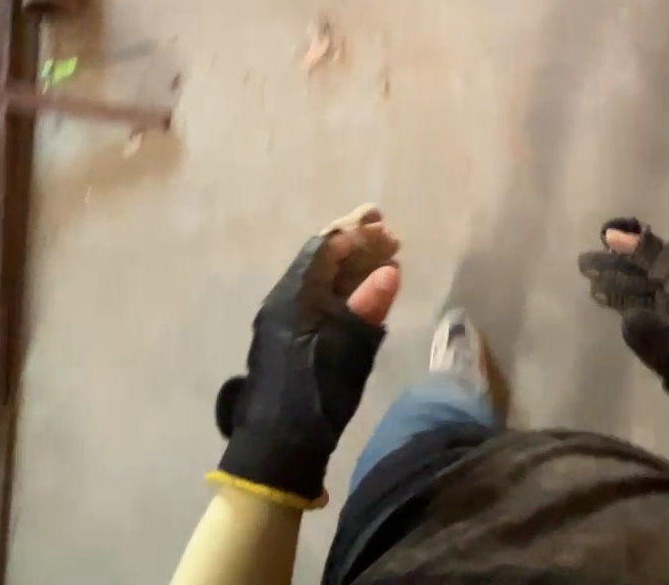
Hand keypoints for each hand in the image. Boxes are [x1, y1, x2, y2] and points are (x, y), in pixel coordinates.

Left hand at [212, 206, 401, 508]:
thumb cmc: (316, 389)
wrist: (279, 444)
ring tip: (387, 259)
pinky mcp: (289, 335)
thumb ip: (369, 304)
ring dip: (353, 264)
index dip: (356, 232)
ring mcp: (285, 316)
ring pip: (322, 277)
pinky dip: (345, 287)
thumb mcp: (350, 346)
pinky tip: (368, 290)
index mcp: (296, 292)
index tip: (385, 225)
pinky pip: (320, 296)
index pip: (326, 246)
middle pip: (322, 257)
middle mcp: (286, 297)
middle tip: (386, 230)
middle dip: (355, 242)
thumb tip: (390, 270)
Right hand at [579, 218, 668, 520]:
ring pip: (666, 299)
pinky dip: (644, 314)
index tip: (607, 237)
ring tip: (595, 288)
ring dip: (631, 291)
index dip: (640, 249)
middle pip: (665, 278)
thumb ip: (667, 351)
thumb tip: (628, 317)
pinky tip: (627, 319)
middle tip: (585, 265)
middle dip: (626, 270)